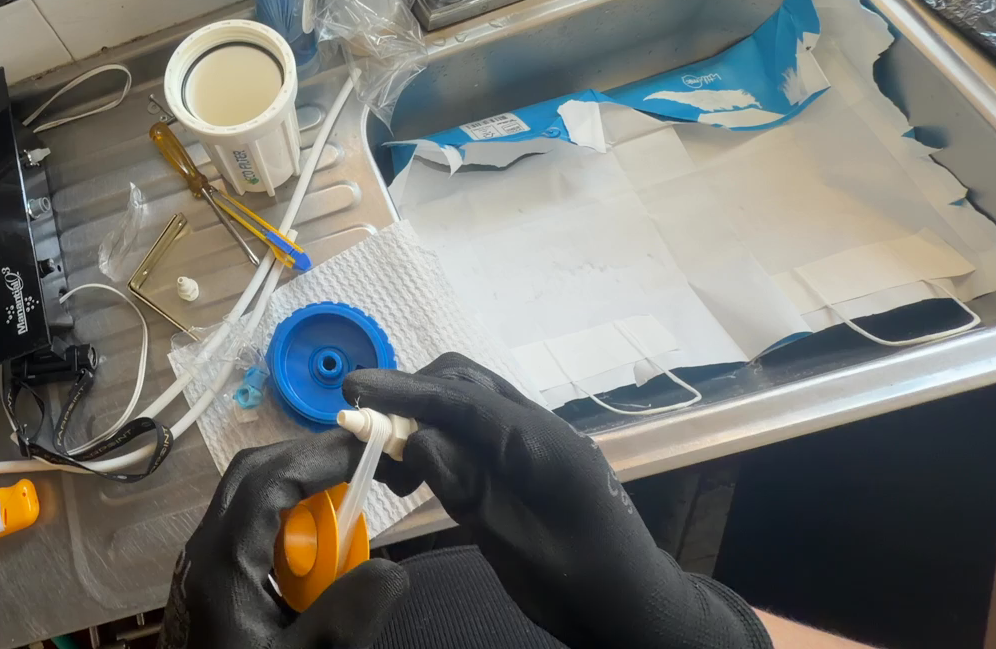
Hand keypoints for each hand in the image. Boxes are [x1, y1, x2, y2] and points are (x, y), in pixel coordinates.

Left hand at [162, 429, 408, 648]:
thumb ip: (345, 620)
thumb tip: (393, 569)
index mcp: (223, 562)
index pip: (269, 482)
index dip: (320, 457)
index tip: (367, 451)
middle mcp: (205, 546)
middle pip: (252, 474)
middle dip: (307, 462)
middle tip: (361, 469)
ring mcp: (203, 558)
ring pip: (246, 494)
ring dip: (295, 488)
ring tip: (343, 505)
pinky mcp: (210, 573)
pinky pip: (246, 523)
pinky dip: (283, 518)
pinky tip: (314, 550)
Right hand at [343, 353, 769, 648]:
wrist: (642, 612)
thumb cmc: (584, 587)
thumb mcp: (519, 547)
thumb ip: (468, 489)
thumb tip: (414, 440)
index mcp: (541, 444)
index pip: (462, 400)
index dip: (404, 391)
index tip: (353, 390)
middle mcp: (534, 423)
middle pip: (460, 382)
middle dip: (408, 395)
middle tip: (368, 430)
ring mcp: (530, 433)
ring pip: (462, 395)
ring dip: (420, 414)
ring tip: (392, 463)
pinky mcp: (522, 449)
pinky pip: (471, 421)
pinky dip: (436, 433)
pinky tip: (421, 468)